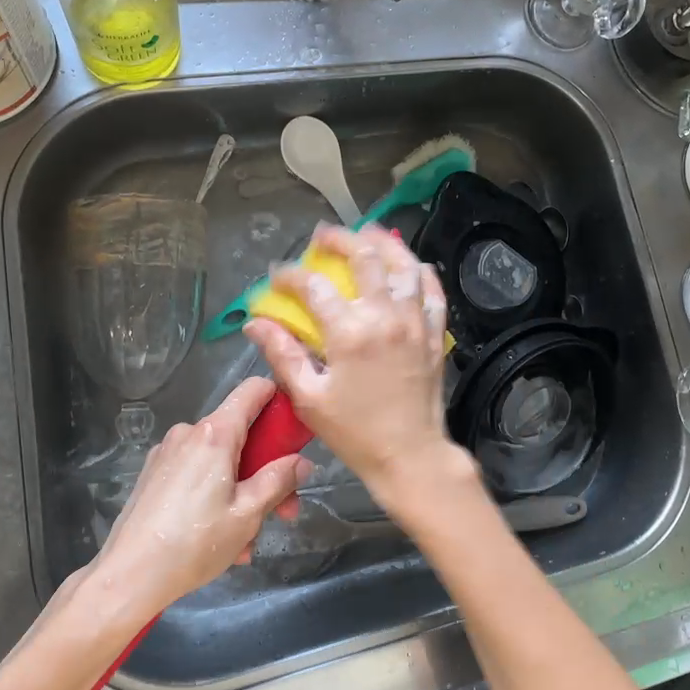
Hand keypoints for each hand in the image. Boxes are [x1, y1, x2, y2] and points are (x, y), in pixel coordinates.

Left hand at [91, 377, 310, 613]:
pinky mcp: (153, 475)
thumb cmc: (194, 542)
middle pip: (240, 433)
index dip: (279, 401)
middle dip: (266, 470)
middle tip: (282, 512)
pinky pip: (196, 474)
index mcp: (215, 434)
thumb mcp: (248, 513)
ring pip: (220, 461)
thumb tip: (302, 461)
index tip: (295, 430)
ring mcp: (167, 453)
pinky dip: (214, 497)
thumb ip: (279, 480)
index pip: (253, 389)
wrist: (128, 577)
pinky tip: (218, 538)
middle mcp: (189, 433)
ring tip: (245, 541)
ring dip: (241, 492)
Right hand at [244, 224, 468, 500]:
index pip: (314, 286)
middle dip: (340, 239)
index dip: (291, 275)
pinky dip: (419, 272)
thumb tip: (255, 323)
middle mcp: (385, 316)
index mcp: (349, 333)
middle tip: (323, 237)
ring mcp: (415, 321)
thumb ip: (282, 355)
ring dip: (384, 244)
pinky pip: (432, 290)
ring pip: (403, 264)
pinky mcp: (434, 332)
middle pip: (364, 257)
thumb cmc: (355, 432)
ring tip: (367, 234)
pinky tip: (407, 265)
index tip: (278, 276)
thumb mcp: (309, 398)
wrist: (410, 455)